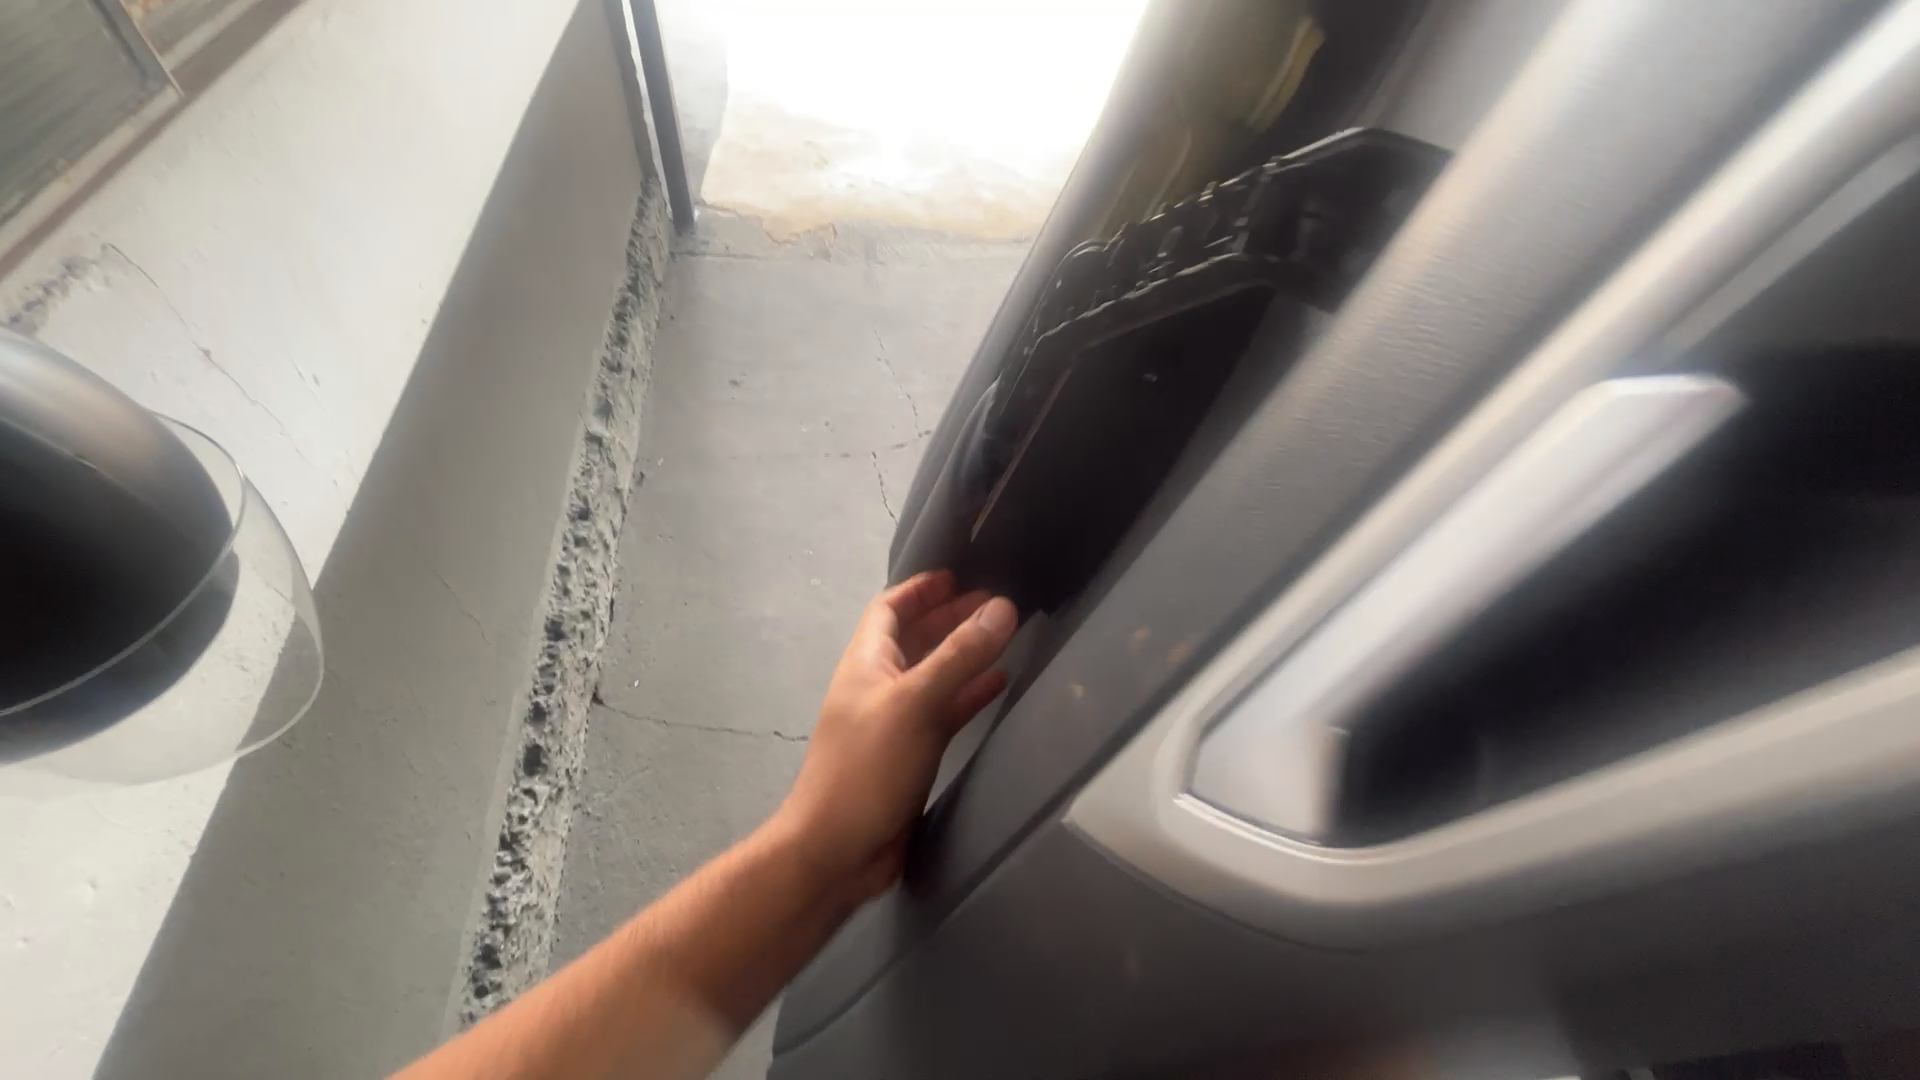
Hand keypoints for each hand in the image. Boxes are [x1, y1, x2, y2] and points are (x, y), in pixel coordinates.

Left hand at [773, 571, 1017, 906]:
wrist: (837, 849)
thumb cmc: (867, 766)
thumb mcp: (914, 702)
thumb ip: (959, 656)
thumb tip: (1003, 607)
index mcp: (867, 661)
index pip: (890, 609)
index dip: (920, 589)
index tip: (957, 575)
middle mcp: (879, 684)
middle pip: (916, 637)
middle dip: (951, 616)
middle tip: (995, 602)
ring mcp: (896, 719)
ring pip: (934, 673)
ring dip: (964, 653)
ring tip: (1005, 635)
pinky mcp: (913, 751)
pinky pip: (946, 710)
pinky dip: (970, 693)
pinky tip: (1000, 683)